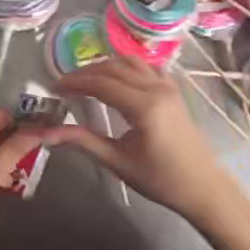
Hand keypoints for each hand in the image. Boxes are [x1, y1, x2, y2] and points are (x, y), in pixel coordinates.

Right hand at [48, 56, 240, 222]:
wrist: (202, 186)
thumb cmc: (160, 179)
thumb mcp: (117, 161)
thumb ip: (83, 141)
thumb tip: (47, 134)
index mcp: (144, 106)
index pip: (101, 84)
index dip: (74, 83)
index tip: (53, 88)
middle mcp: (157, 88)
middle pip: (113, 68)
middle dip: (85, 73)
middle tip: (63, 85)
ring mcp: (168, 86)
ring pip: (130, 62)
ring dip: (104, 66)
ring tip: (84, 80)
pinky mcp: (173, 91)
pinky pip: (145, 67)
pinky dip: (125, 67)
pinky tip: (114, 80)